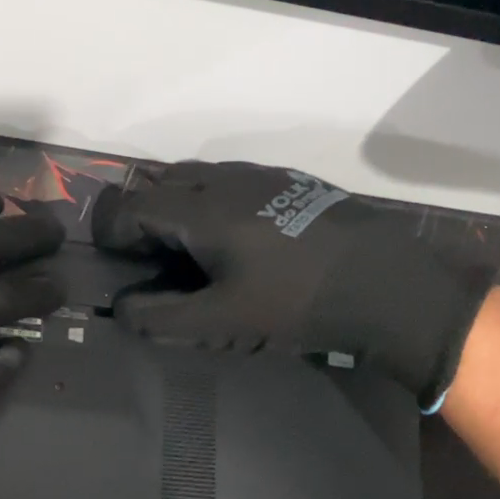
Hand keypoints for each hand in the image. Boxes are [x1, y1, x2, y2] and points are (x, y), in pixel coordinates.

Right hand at [91, 161, 489, 408]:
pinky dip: (212, 203)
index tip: (117, 266)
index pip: (129, 206)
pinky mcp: (290, 181)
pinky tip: (236, 241)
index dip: (111, 235)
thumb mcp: (220, 324)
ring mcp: (260, 174)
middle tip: (151, 260)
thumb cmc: (295, 304)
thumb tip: (121, 309)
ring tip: (190, 252)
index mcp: (200, 210)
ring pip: (196, 177)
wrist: (388, 284)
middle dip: (142, 217)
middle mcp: (224, 179)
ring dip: (177, 207)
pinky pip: (231, 180)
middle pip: (158, 182)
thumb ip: (160, 318)